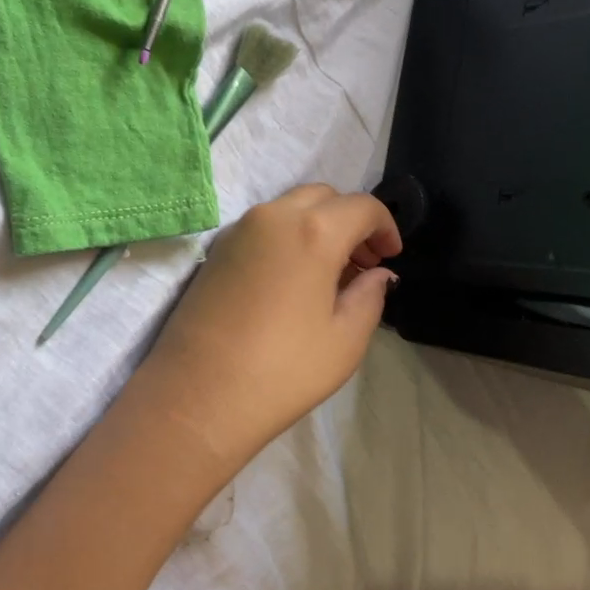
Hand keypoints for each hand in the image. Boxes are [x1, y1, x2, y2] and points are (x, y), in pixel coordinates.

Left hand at [130, 185, 401, 462]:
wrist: (199, 391)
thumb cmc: (282, 369)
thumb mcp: (345, 339)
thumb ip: (369, 295)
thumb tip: (378, 274)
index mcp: (312, 231)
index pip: (361, 206)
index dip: (385, 226)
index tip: (391, 257)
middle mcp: (272, 216)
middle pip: (322, 197)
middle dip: (350, 221)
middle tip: (364, 262)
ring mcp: (238, 230)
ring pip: (289, 208)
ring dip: (317, 226)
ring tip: (331, 274)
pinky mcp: (216, 249)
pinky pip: (263, 227)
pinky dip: (287, 237)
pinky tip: (294, 279)